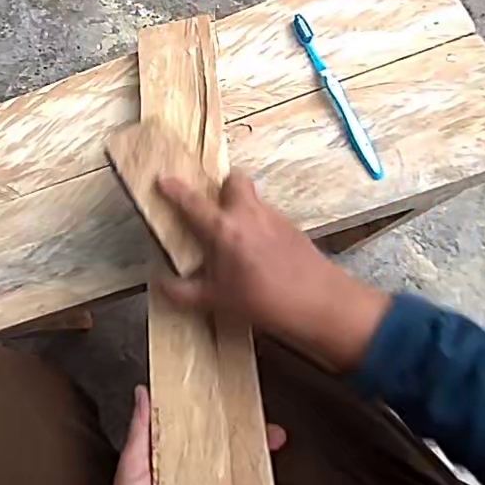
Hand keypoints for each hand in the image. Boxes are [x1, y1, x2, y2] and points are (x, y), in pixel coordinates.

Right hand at [156, 171, 391, 373]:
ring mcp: (273, 217)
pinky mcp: (292, 227)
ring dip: (240, 205)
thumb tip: (161, 287)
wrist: (322, 304)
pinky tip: (257, 250)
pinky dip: (258, 224)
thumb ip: (185, 293)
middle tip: (213, 204)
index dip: (174, 189)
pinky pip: (268, 215)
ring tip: (234, 233)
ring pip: (252, 197)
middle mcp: (247, 214)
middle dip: (222, 185)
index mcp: (223, 229)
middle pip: (234, 179)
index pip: (192, 202)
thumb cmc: (264, 302)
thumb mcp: (218, 301)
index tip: (162, 179)